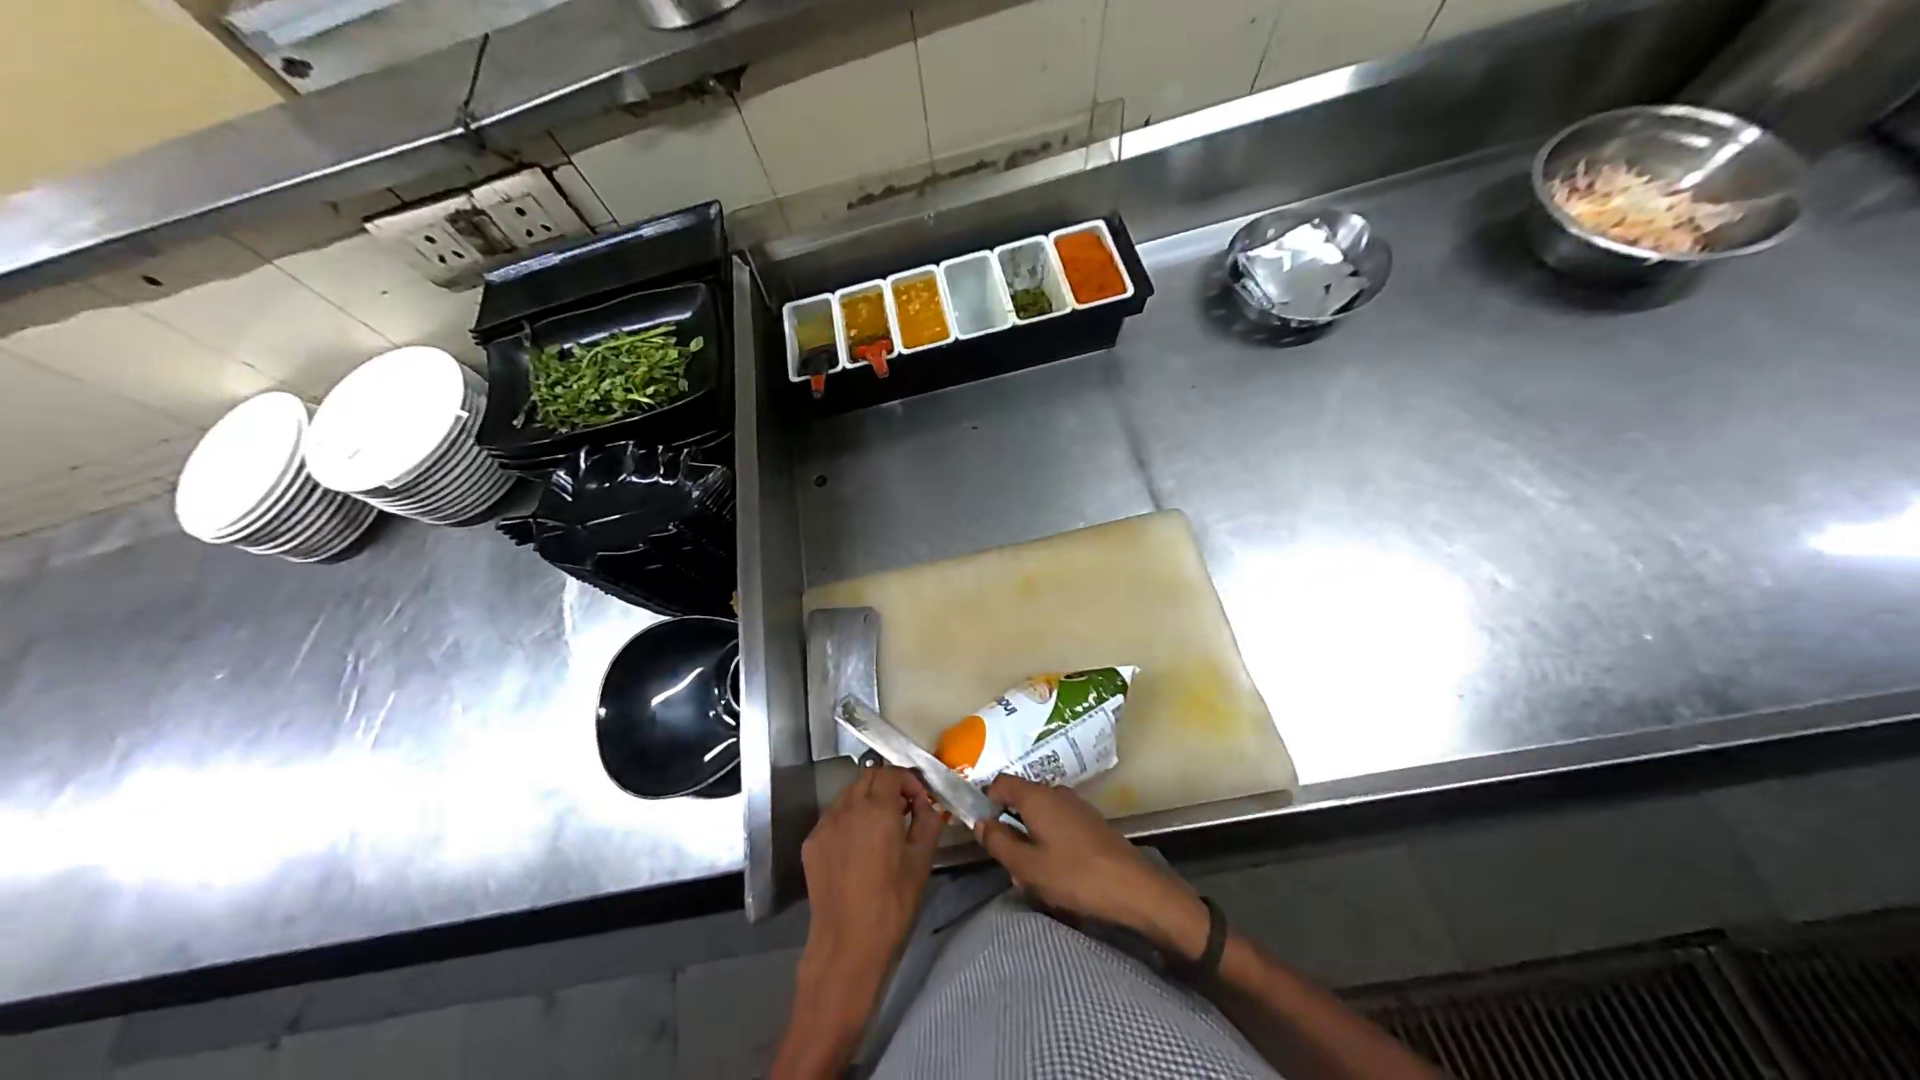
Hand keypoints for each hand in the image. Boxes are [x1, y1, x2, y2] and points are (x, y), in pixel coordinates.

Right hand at [974, 775, 1210, 961]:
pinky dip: (1048, 844)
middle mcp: (1056, 792)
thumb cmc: (1074, 875)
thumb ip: (998, 842)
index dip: (985, 802)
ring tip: (1032, 877)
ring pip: (1039, 816)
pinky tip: (1055, 874)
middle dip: (1008, 829)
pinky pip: (1057, 825)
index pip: (1000, 783)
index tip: (982, 830)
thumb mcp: (1027, 865)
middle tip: (1009, 864)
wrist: (1134, 888)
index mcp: (1037, 796)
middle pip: (1020, 800)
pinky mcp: (1090, 823)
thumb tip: (981, 823)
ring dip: (1028, 840)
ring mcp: (1076, 806)